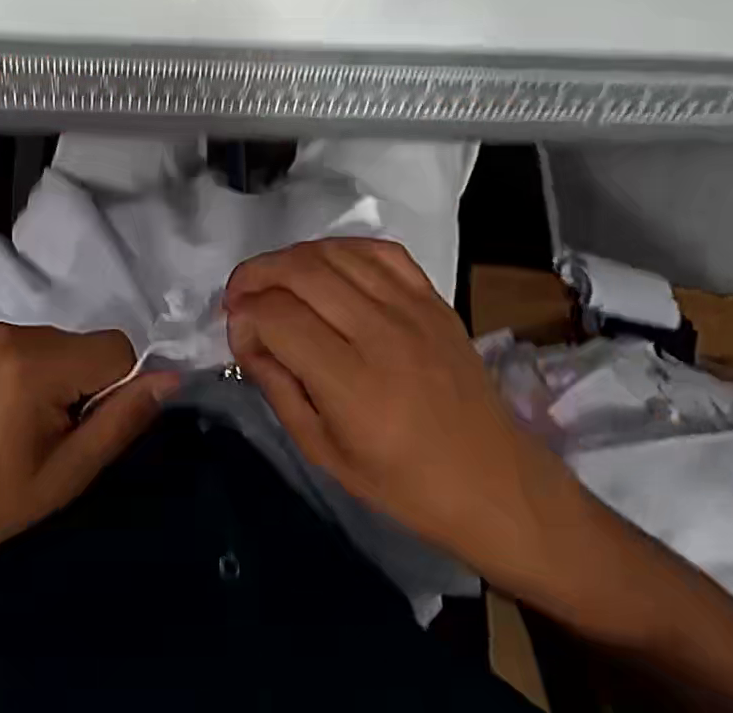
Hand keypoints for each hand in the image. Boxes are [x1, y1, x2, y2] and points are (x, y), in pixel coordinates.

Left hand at [0, 324, 177, 626]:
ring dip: (61, 377)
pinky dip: (35, 370)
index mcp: (33, 363)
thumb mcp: (66, 474)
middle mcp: (9, 331)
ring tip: (25, 428)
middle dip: (87, 384)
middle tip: (52, 438)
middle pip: (86, 344)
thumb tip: (171, 378)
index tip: (85, 432)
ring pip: (60, 343)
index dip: (117, 391)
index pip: (117, 349)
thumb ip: (122, 420)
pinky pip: (29, 343)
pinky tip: (6, 411)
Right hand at [224, 238, 577, 569]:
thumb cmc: (402, 483)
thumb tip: (246, 337)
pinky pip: (379, 251)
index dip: (244, 319)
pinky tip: (323, 267)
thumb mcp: (322, 450)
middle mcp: (381, 333)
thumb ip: (277, 386)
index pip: (277, 317)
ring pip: (333, 253)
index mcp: (352, 383)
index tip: (239, 337)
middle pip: (299, 271)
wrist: (493, 483)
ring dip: (289, 259)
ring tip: (273, 282)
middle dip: (254, 276)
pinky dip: (340, 249)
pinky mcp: (434, 299)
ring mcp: (412, 309)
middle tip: (239, 297)